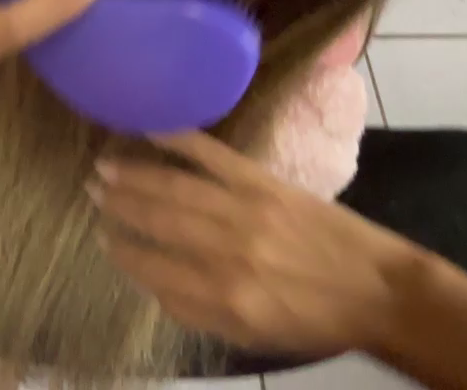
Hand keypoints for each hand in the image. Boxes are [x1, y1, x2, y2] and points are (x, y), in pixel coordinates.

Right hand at [91, 131, 419, 357]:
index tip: (101, 238)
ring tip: (104, 166)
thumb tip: (150, 282)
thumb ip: (198, 311)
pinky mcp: (262, 180)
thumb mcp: (253, 335)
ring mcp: (244, 209)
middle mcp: (226, 252)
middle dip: (119, 206)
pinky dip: (178, 139)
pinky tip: (150, 130)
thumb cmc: (312, 318)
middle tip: (90, 190)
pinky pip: (211, 156)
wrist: (376, 289)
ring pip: (175, 187)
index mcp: (224, 297)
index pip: (155, 271)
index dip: (123, 253)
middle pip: (159, 222)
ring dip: (135, 174)